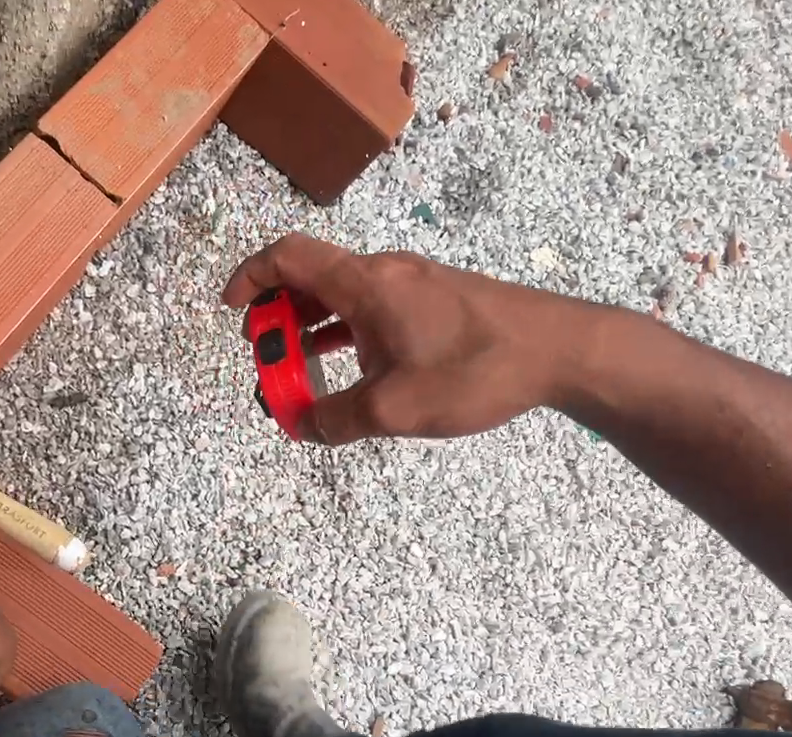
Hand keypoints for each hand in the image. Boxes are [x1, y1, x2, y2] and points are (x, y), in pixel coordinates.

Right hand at [222, 233, 613, 442]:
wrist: (562, 351)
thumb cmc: (475, 370)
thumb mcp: (393, 408)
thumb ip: (334, 419)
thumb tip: (302, 425)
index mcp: (365, 285)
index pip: (287, 257)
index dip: (249, 276)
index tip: (229, 309)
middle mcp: (383, 274)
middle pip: (307, 278)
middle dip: (273, 315)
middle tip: (264, 356)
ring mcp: (408, 286)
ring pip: (337, 295)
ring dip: (306, 327)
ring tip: (294, 367)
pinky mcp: (429, 302)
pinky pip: (365, 308)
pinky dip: (339, 332)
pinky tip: (341, 367)